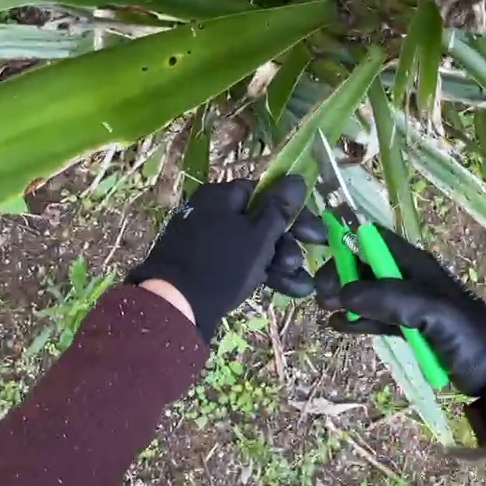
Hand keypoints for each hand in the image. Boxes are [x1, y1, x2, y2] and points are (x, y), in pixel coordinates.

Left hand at [130, 176, 319, 340]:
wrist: (173, 306)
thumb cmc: (220, 264)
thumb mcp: (257, 236)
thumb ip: (279, 207)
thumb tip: (297, 178)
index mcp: (221, 196)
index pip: (263, 192)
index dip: (291, 211)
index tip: (312, 232)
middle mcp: (212, 213)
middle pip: (260, 221)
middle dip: (287, 243)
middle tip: (303, 259)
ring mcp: (207, 241)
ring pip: (253, 246)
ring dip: (281, 263)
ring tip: (301, 285)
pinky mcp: (205, 267)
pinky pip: (240, 263)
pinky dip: (263, 274)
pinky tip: (290, 290)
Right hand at [314, 227, 485, 430]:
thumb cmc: (470, 338)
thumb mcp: (431, 313)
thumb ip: (389, 298)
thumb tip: (342, 292)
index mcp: (416, 265)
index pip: (373, 240)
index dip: (346, 242)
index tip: (322, 259)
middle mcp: (408, 279)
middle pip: (363, 265)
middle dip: (339, 274)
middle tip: (321, 296)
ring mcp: (408, 305)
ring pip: (365, 292)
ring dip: (343, 297)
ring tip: (324, 309)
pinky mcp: (408, 329)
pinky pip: (374, 318)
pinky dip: (355, 319)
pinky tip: (337, 326)